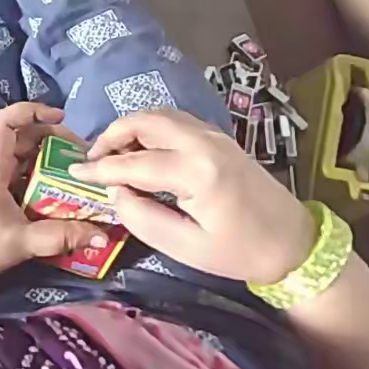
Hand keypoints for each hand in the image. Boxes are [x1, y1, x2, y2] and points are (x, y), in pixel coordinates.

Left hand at [0, 102, 107, 285]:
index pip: (5, 121)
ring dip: (46, 156)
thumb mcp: (21, 243)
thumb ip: (62, 236)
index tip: (60, 117)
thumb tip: (102, 235)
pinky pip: (16, 171)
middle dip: (52, 137)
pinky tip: (57, 189)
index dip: (32, 111)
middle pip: (20, 135)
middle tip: (80, 153)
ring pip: (20, 153)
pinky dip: (37, 173)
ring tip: (75, 170)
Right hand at [70, 109, 314, 283]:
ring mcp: (214, 136)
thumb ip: (143, 219)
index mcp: (196, 172)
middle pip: (145, 121)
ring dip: (130, 128)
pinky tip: (141, 150)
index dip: (99, 168)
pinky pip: (175, 121)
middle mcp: (203, 143)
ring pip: (159, 115)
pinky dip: (150, 128)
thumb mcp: (185, 248)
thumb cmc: (240, 252)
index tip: (75, 172)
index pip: (134, 163)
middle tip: (93, 159)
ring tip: (113, 155)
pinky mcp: (219, 138)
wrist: (293, 243)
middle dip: (112, 135)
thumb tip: (117, 193)